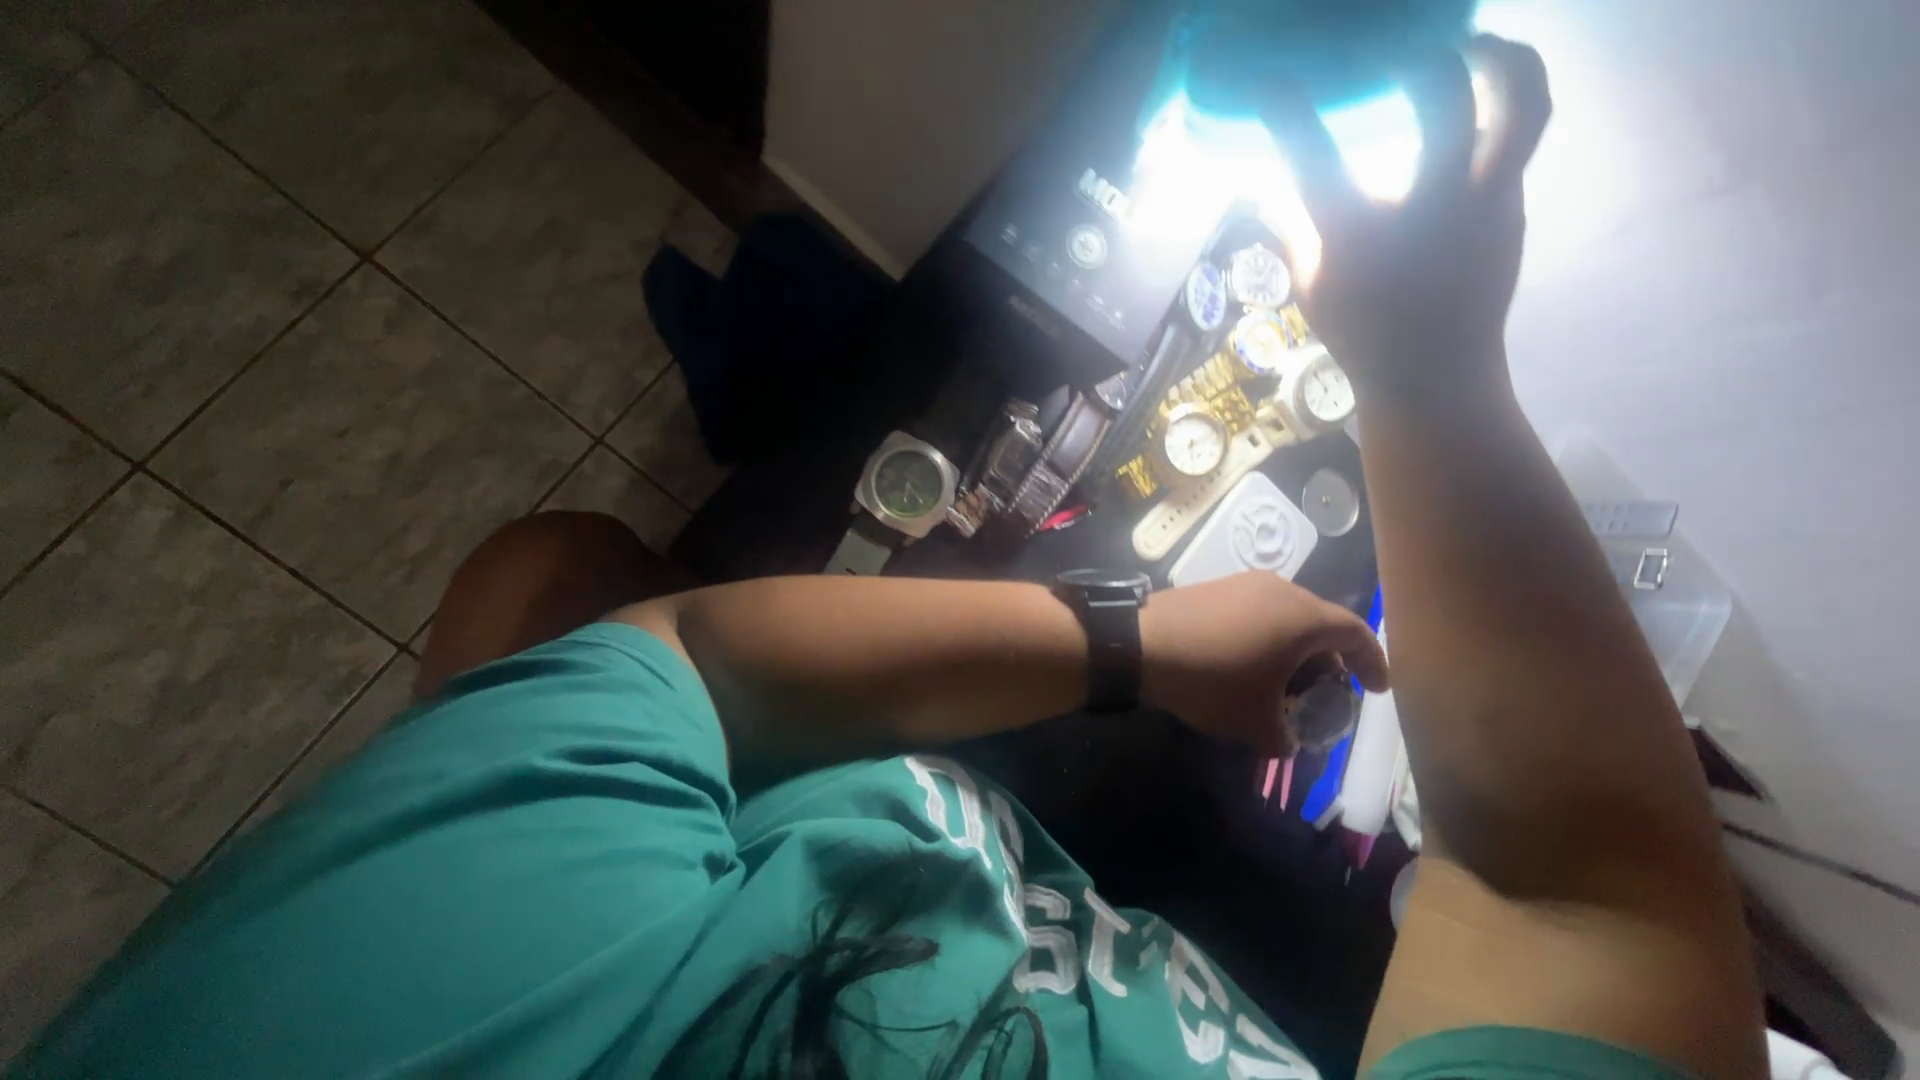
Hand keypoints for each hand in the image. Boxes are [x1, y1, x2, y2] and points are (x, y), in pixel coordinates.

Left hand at [1140, 572, 1387, 755]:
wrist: (1139, 643)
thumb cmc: (1211, 680)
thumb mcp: (1253, 722)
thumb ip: (1282, 737)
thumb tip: (1286, 745)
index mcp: (1304, 617)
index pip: (1356, 634)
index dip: (1372, 662)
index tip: (1377, 688)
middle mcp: (1282, 589)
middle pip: (1322, 622)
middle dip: (1331, 657)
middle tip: (1329, 689)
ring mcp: (1245, 583)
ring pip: (1287, 614)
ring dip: (1296, 646)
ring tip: (1287, 679)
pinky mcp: (1216, 586)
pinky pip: (1258, 610)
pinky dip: (1267, 634)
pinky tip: (1249, 661)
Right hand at [1261, 36, 1552, 397]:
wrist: (1437, 378)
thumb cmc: (1363, 336)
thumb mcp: (1310, 287)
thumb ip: (1293, 230)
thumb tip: (1268, 186)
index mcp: (1358, 241)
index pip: (1316, 164)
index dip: (1290, 114)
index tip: (1272, 80)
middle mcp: (1429, 214)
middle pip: (1448, 105)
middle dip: (1426, 58)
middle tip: (1403, 48)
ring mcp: (1483, 209)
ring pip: (1523, 106)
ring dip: (1503, 58)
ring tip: (1474, 46)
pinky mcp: (1512, 209)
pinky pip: (1518, 137)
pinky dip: (1500, 106)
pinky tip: (1472, 110)